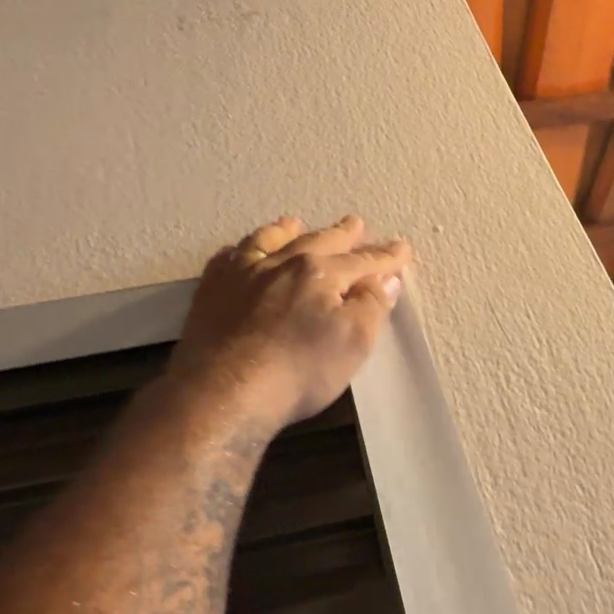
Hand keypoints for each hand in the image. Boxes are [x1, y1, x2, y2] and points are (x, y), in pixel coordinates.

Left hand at [170, 215, 411, 425]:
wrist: (226, 391)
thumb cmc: (300, 371)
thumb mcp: (353, 343)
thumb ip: (372, 307)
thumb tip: (386, 278)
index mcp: (320, 273)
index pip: (362, 262)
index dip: (384, 257)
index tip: (401, 249)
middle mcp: (282, 263)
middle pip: (318, 242)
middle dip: (341, 235)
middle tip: (356, 224)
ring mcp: (242, 273)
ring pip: (269, 241)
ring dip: (287, 231)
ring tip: (296, 222)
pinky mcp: (212, 291)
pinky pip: (228, 258)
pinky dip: (241, 250)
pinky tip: (241, 252)